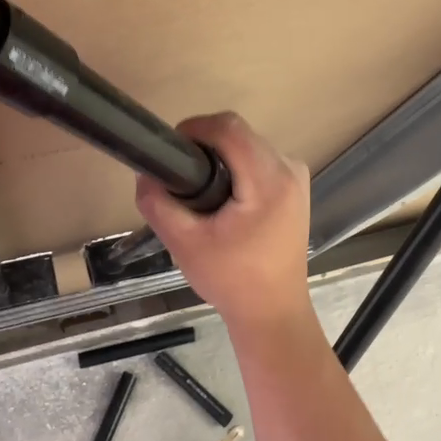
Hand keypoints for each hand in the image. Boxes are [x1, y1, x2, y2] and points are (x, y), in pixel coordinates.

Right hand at [135, 114, 313, 331]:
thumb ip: (158, 203)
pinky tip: (220, 199)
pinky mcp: (294, 187)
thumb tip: (145, 172)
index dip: (194, 129)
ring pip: (247, 144)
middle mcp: (289, 170)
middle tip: (179, 178)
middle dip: (204, 146)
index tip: (172, 153)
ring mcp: (296, 177)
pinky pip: (257, 159)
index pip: (229, 127)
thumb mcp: (184, 244)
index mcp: (269, 181)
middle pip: (238, 134)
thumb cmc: (231, 280)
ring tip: (197, 192)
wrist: (272, 312)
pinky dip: (234, 168)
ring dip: (219, 157)